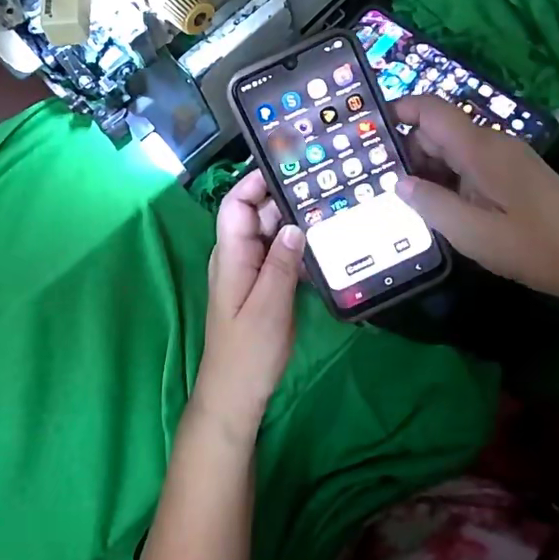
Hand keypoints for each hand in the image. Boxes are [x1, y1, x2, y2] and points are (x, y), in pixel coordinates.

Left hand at [194, 170, 305, 443]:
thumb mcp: (268, 307)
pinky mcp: (261, 286)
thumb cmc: (247, 351)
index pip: (235, 204)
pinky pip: (277, 254)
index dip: (255, 181)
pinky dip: (295, 245)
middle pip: (256, 214)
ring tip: (328, 205)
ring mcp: (248, 271)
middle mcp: (237, 256)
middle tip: (322, 183)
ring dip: (293, 221)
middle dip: (283, 198)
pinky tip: (321, 242)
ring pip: (269, 234)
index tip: (288, 165)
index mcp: (230, 255)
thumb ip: (281, 264)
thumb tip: (294, 224)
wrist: (235, 393)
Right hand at [392, 96, 558, 308]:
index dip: (397, 110)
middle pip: (437, 130)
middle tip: (379, 182)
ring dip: (427, 170)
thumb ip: (429, 203)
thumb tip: (399, 182)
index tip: (368, 131)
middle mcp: (491, 143)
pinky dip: (447, 179)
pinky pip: (468, 164)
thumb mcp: (470, 232)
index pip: (430, 109)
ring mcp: (504, 158)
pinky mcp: (512, 174)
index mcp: (480, 148)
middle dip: (407, 151)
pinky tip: (438, 208)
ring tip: (403, 200)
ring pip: (451, 149)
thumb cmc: (531, 246)